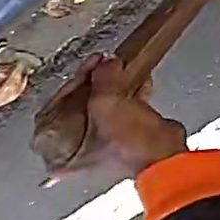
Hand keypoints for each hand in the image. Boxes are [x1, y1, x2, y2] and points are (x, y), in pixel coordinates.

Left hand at [49, 54, 187, 175]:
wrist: (165, 155)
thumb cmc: (131, 146)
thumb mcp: (108, 102)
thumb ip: (103, 77)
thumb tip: (106, 64)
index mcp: (61, 155)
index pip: (54, 110)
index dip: (72, 84)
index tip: (88, 67)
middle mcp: (78, 154)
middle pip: (78, 106)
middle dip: (95, 83)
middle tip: (103, 65)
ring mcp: (101, 147)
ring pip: (100, 107)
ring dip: (113, 86)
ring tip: (121, 69)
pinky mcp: (123, 140)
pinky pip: (119, 112)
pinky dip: (128, 95)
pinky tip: (138, 81)